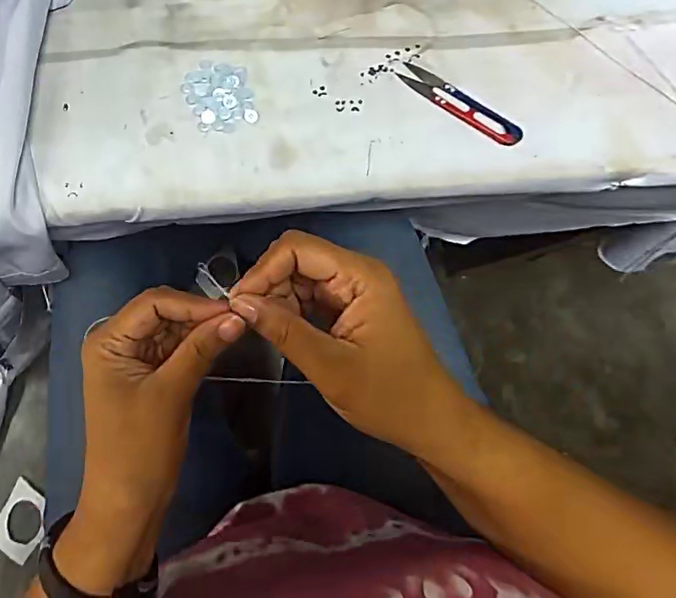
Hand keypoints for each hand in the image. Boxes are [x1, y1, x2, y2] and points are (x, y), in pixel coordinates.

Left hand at [59, 287, 242, 592]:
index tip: (230, 309)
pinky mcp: (143, 375)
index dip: (191, 302)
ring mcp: (129, 358)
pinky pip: (170, 349)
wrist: (126, 507)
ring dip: (197, 328)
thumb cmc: (140, 450)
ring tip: (234, 326)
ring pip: (167, 329)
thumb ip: (201, 350)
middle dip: (195, 313)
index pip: (151, 303)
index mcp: (107, 339)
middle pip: (158, 312)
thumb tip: (234, 317)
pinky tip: (217, 342)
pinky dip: (192, 345)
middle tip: (236, 316)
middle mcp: (114, 341)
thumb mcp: (171, 394)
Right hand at [229, 230, 475, 457]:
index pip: (297, 248)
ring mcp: (353, 287)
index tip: (239, 303)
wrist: (435, 427)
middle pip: (296, 257)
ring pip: (298, 274)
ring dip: (276, 297)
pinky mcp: (348, 304)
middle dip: (268, 283)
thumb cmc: (390, 399)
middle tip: (246, 318)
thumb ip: (284, 330)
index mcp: (361, 275)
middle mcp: (357, 271)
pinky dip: (289, 308)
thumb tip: (240, 303)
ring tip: (263, 328)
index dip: (264, 270)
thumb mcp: (331, 368)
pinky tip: (280, 329)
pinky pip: (308, 292)